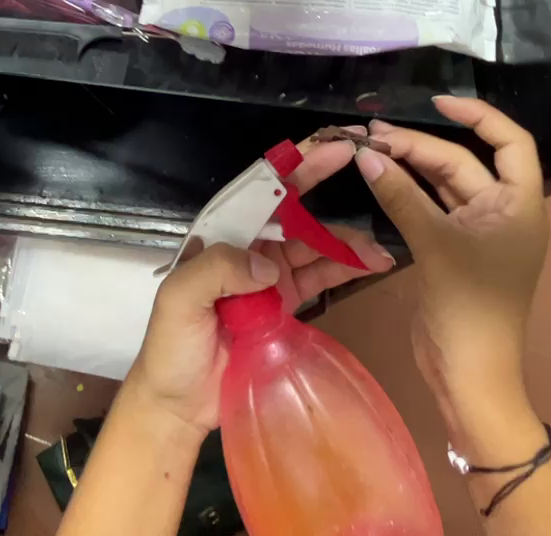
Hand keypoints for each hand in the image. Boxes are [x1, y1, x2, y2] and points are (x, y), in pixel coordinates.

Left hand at [122, 138, 396, 437]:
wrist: (179, 402)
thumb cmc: (171, 346)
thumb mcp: (179, 300)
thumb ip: (217, 270)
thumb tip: (268, 265)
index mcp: (222, 234)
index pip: (259, 189)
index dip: (294, 164)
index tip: (328, 146)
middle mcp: (248, 245)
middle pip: (293, 208)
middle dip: (324, 183)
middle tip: (362, 163)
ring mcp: (269, 273)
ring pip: (314, 243)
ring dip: (347, 242)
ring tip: (379, 251)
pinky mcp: (286, 301)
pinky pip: (320, 276)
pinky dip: (346, 268)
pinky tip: (371, 265)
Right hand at [353, 96, 550, 450]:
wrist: (468, 372)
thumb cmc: (468, 305)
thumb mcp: (434, 243)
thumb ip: (400, 194)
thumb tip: (366, 153)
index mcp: (519, 205)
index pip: (510, 142)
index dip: (478, 115)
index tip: (436, 102)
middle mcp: (504, 211)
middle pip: (465, 162)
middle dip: (421, 145)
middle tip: (373, 135)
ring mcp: (480, 231)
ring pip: (445, 183)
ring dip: (411, 165)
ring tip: (370, 148)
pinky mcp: (456, 248)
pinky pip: (433, 206)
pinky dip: (409, 190)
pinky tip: (381, 177)